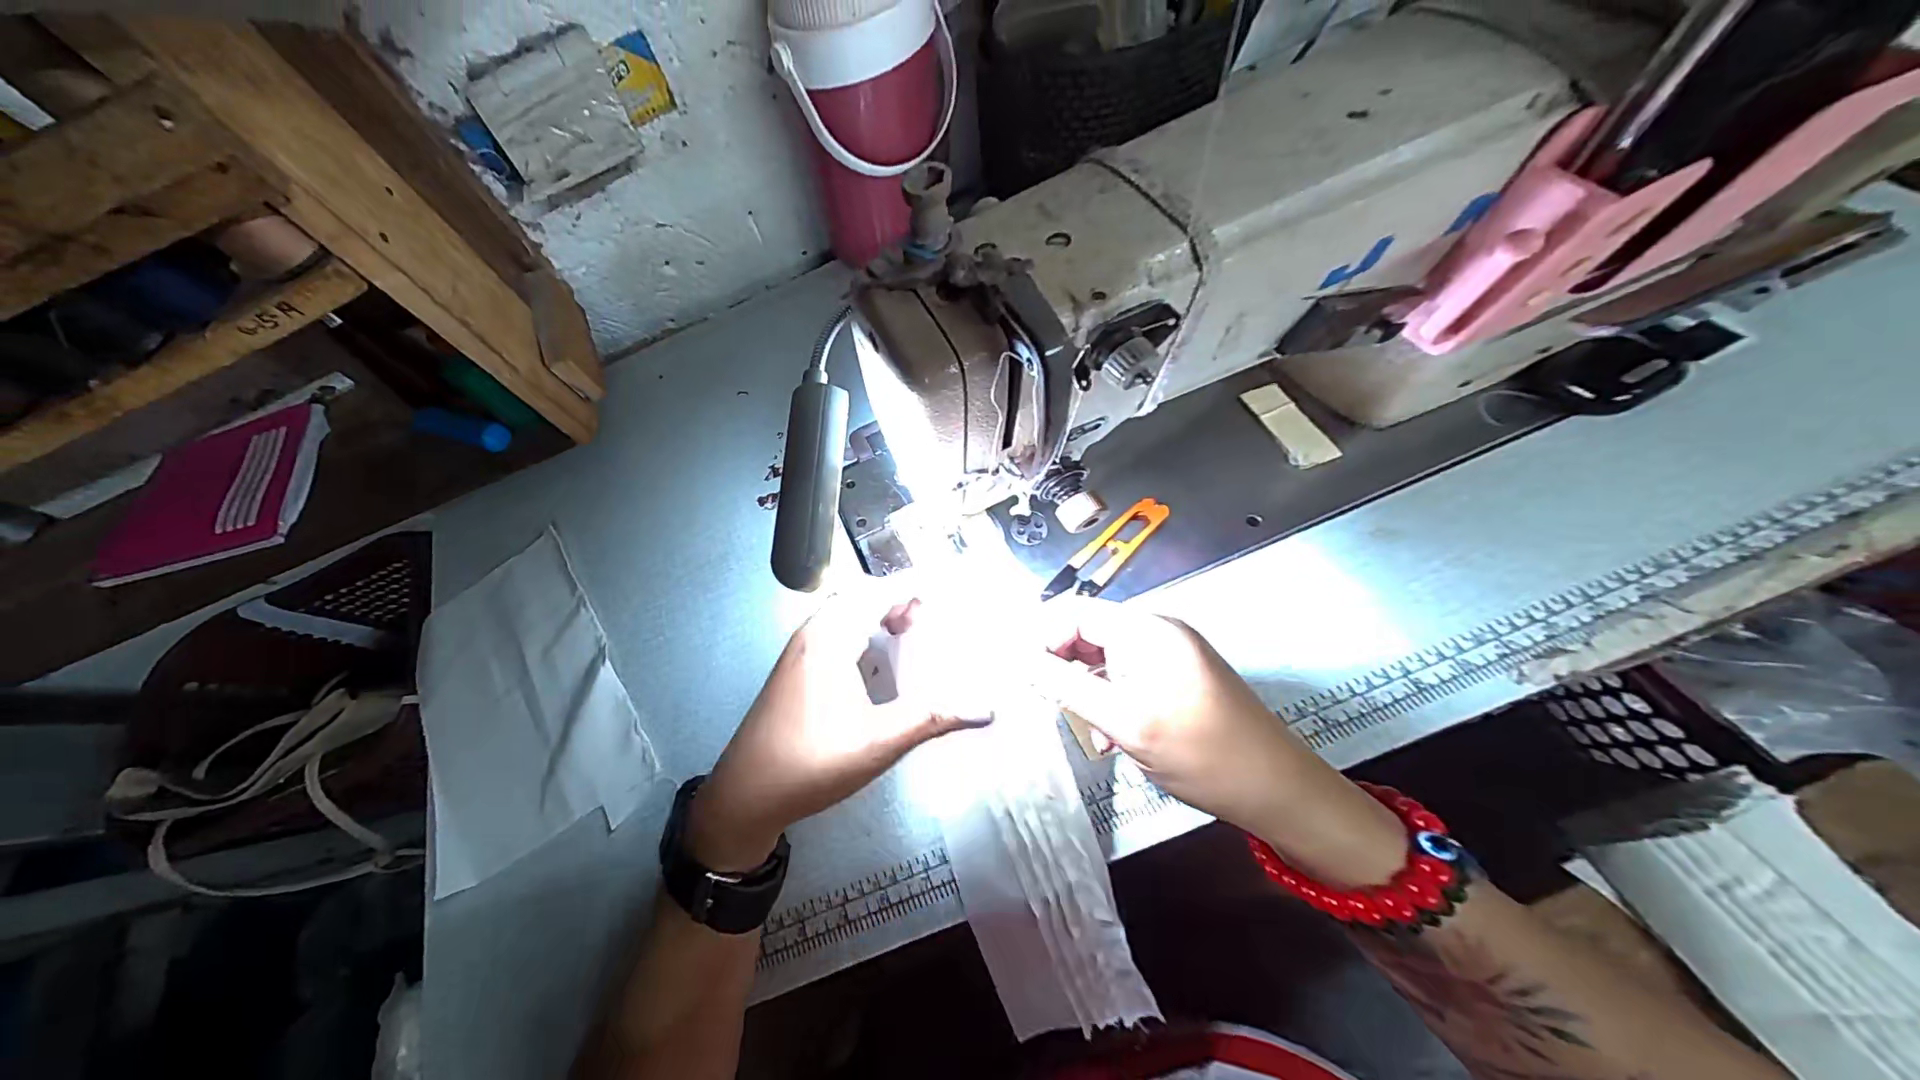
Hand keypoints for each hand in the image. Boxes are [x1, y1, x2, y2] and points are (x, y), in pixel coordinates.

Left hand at [689, 584, 974, 871]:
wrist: (745, 795)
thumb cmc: (811, 763)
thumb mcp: (879, 742)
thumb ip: (933, 718)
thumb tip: (986, 710)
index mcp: (830, 638)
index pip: (880, 591)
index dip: (918, 585)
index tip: (955, 586)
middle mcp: (813, 633)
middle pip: (864, 595)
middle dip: (904, 597)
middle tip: (941, 613)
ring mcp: (801, 650)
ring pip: (848, 613)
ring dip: (882, 613)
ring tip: (917, 630)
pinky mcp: (798, 668)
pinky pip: (838, 630)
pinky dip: (866, 630)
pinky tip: (883, 658)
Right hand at [1031, 596, 1406, 888]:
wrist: (1276, 789)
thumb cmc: (1200, 752)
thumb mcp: (1124, 721)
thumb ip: (1065, 686)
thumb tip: (1018, 659)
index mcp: (1146, 629)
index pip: (1074, 613)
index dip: (1041, 640)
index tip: (1022, 678)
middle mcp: (1157, 633)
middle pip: (1089, 635)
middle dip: (1063, 668)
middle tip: (1050, 707)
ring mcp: (1171, 655)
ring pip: (1105, 661)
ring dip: (1086, 691)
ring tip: (1085, 730)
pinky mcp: (1178, 679)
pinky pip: (1128, 678)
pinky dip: (1111, 701)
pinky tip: (1112, 737)